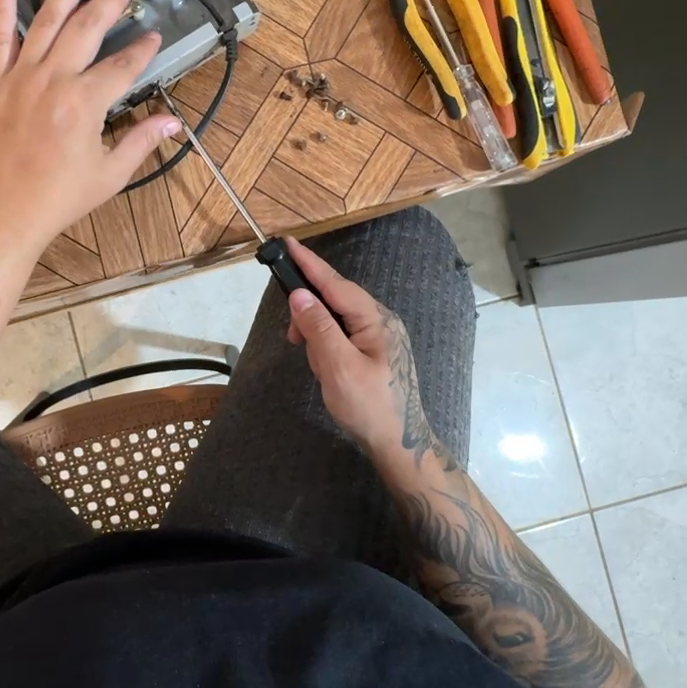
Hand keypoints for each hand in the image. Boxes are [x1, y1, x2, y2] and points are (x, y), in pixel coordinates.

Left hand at [0, 0, 180, 245]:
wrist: (6, 213)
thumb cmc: (57, 199)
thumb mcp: (110, 175)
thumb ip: (140, 142)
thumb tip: (170, 123)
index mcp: (84, 104)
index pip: (123, 66)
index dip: (142, 51)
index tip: (153, 39)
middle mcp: (53, 81)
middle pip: (88, 28)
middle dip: (111, 2)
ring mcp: (22, 78)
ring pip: (47, 21)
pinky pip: (0, 38)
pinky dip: (2, 8)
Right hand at [281, 238, 438, 467]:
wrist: (398, 444)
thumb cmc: (370, 406)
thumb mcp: (338, 367)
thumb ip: (318, 328)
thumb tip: (299, 295)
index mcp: (375, 320)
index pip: (335, 283)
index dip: (309, 264)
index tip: (287, 243)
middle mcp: (379, 322)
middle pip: (334, 300)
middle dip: (310, 316)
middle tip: (292, 338)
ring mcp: (378, 337)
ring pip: (335, 322)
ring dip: (318, 338)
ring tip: (318, 366)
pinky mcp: (373, 352)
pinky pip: (341, 338)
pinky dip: (326, 349)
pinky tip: (325, 368)